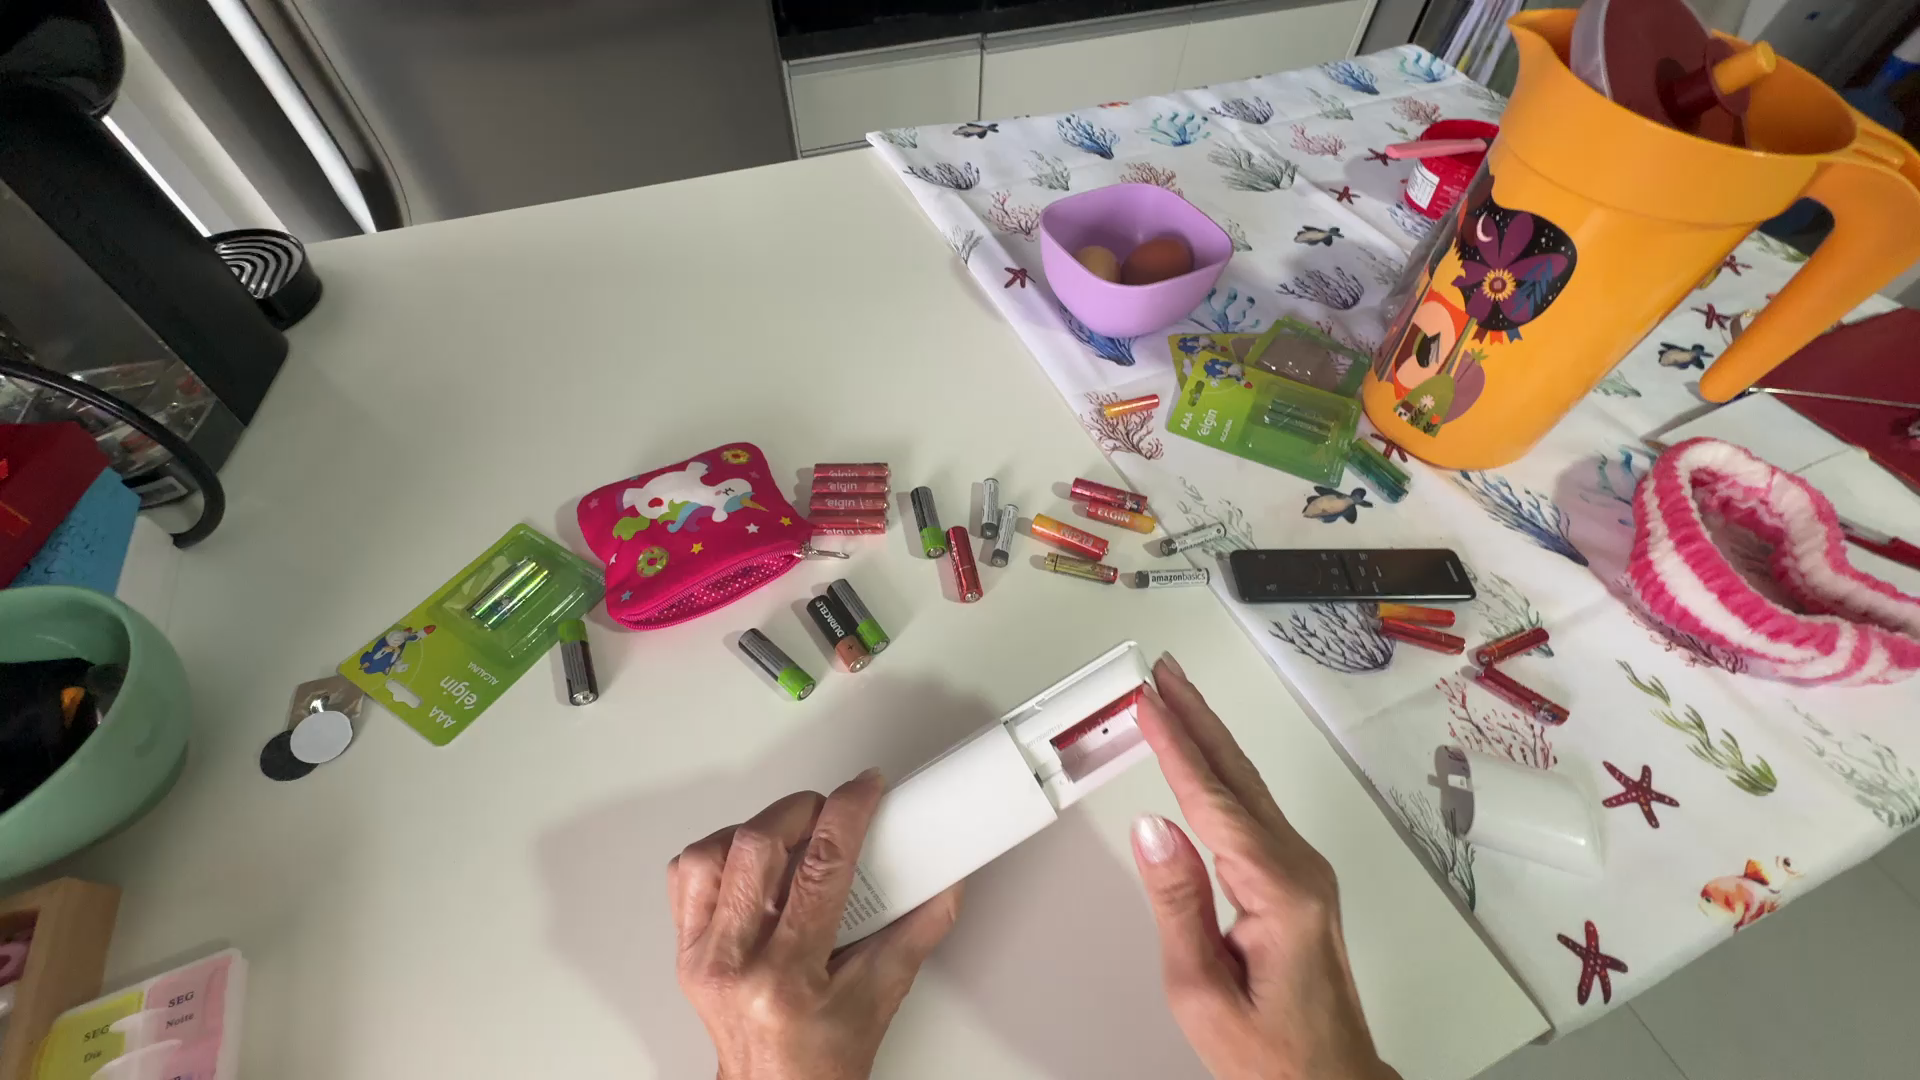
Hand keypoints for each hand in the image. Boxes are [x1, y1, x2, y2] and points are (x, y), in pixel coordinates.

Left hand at [669, 769, 963, 1079]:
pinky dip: (719, 851)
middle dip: (802, 809)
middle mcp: (734, 962)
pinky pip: (686, 875)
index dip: (848, 812)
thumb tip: (946, 879)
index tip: (866, 787)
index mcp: (788, 976)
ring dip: (756, 828)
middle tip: (831, 810)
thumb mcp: (883, 995)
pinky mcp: (686, 950)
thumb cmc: (822, 1062)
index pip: (821, 867)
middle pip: (757, 847)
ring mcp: (702, 956)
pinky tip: (750, 858)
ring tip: (791, 833)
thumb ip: (920, 928)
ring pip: (712, 853)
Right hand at [1130, 654, 1399, 1079]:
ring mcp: (1301, 865)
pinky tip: (1201, 749)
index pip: (1212, 800)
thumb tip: (1152, 827)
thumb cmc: (1268, 1053)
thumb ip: (1176, 902)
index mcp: (1278, 891)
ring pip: (1244, 780)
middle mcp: (1297, 867)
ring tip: (1175, 693)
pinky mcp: (1294, 871)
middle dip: (1195, 714)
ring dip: (1207, 730)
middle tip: (1163, 671)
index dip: (1175, 745)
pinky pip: (1249, 801)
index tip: (1149, 702)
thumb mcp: (1199, 989)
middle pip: (1235, 772)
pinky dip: (1218, 764)